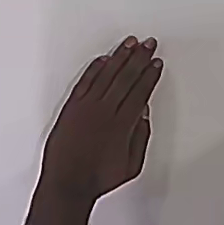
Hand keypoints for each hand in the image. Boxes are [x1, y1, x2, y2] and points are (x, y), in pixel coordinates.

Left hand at [39, 36, 161, 206]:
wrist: (67, 181)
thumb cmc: (97, 177)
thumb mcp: (131, 165)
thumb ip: (140, 137)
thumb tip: (143, 113)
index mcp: (121, 125)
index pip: (140, 91)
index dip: (150, 75)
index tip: (156, 63)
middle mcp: (104, 111)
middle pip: (126, 77)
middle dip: (140, 58)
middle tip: (149, 44)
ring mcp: (86, 106)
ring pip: (106, 73)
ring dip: (120, 56)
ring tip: (130, 43)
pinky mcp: (72, 106)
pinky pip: (85, 80)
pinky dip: (95, 68)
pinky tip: (104, 58)